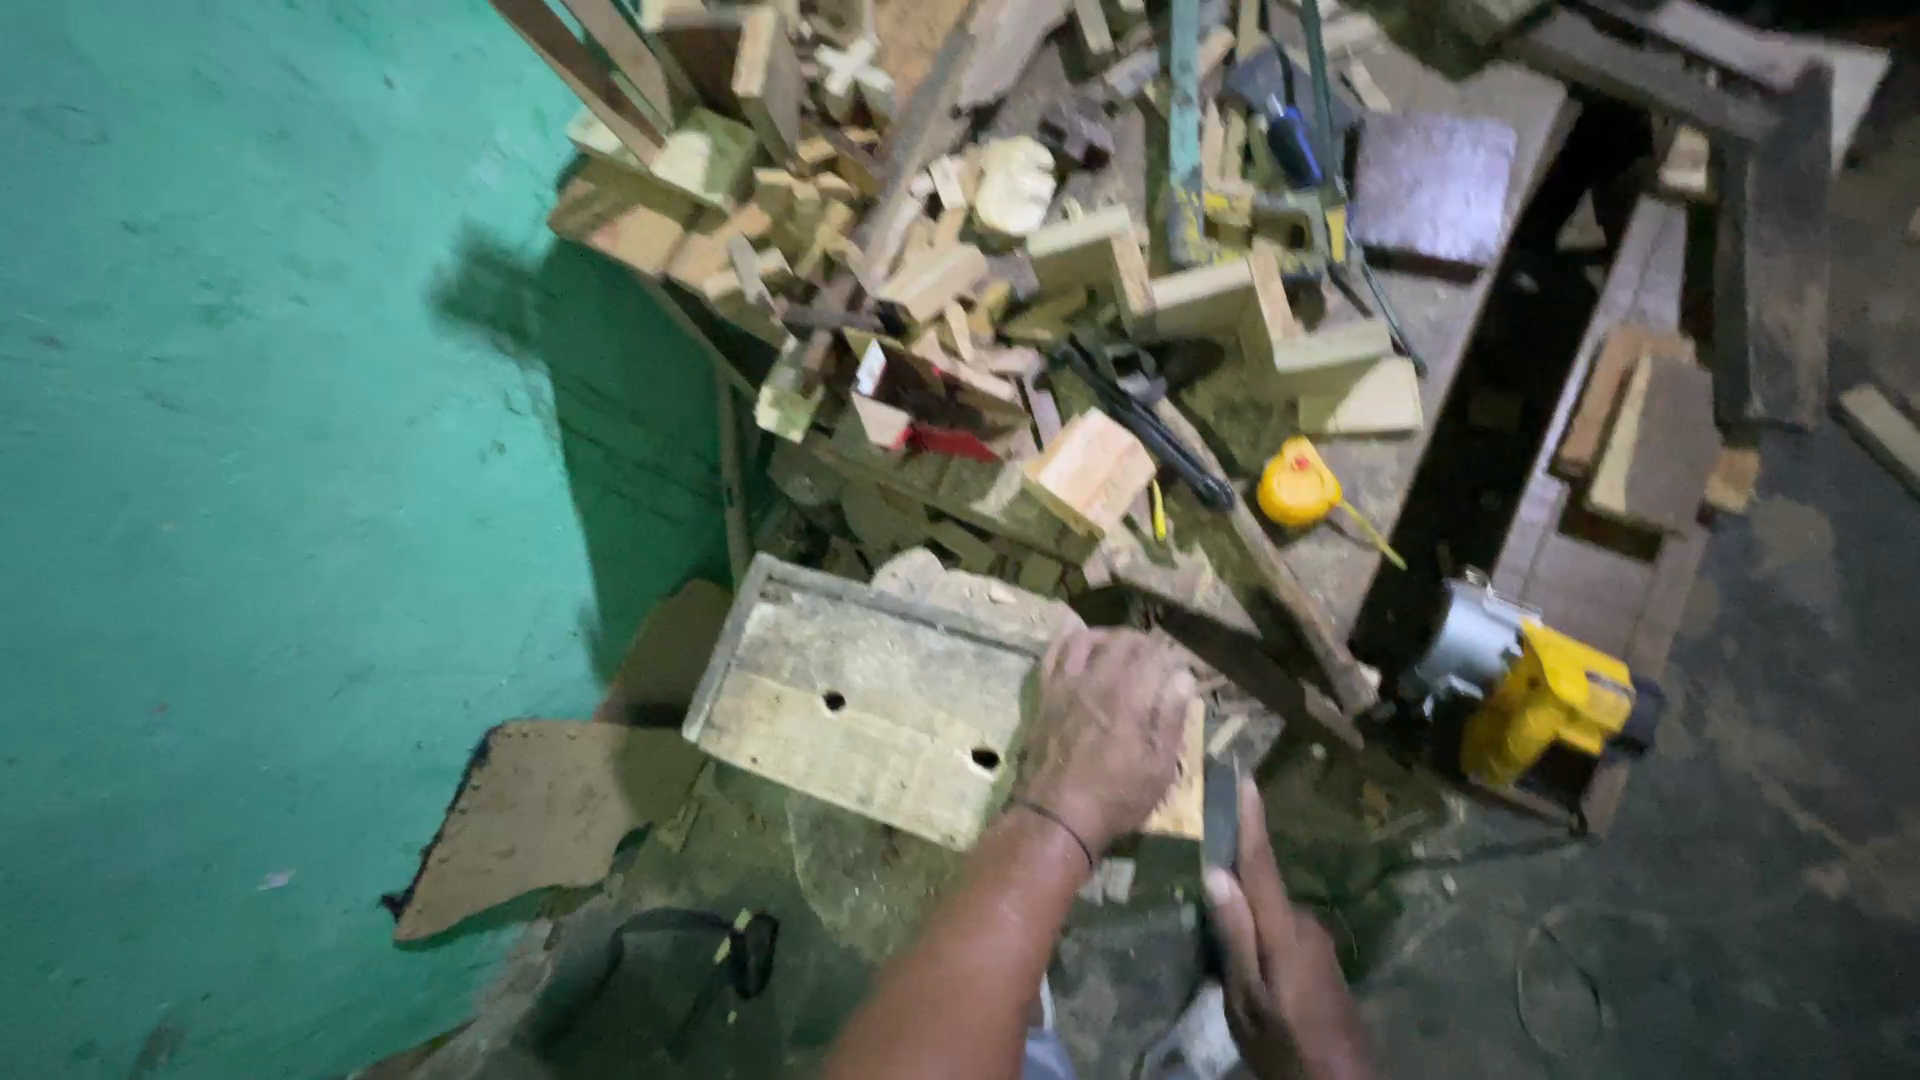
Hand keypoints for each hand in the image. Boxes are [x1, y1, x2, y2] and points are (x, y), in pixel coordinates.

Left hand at [1013, 628, 1195, 852]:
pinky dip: (1066, 639)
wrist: (1055, 815)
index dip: (1170, 657)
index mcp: (1130, 698)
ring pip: (1084, 639)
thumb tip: (1183, 678)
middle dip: (1143, 643)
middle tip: (1153, 657)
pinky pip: (1052, 654)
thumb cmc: (1115, 798)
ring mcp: (1065, 685)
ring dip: (1106, 636)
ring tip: (1118, 646)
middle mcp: (1097, 681)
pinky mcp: (1044, 693)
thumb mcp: (1158, 769)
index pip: (1154, 655)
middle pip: (1121, 641)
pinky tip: (1075, 640)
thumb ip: (1172, 719)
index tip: (1178, 670)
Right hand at [1204, 778, 1377, 1079]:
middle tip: (1199, 880)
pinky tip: (1246, 962)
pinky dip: (1259, 931)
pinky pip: (1279, 928)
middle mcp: (1305, 924)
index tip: (1244, 779)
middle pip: (1260, 886)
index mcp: (1284, 931)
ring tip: (1219, 941)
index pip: (1262, 864)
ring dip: (1245, 913)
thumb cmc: (1286, 1046)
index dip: (1251, 820)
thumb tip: (1216, 872)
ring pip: (1268, 911)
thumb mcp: (1247, 999)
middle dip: (1232, 877)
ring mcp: (1317, 940)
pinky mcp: (1320, 956)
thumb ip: (1233, 934)